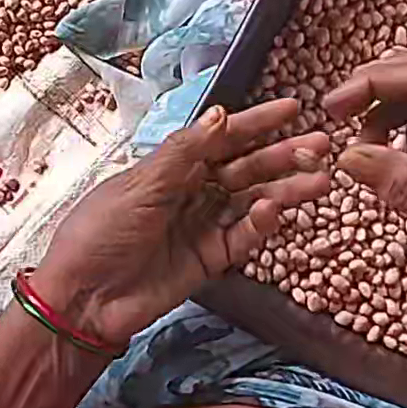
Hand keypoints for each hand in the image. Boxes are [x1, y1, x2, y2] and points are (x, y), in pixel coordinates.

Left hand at [30, 99, 331, 344]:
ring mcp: (203, 226)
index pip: (222, 138)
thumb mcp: (140, 185)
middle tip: (321, 145)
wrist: (85, 299)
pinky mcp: (210, 259)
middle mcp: (192, 192)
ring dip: (285, 191)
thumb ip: (184, 153)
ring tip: (320, 180)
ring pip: (251, 202)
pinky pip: (241, 237)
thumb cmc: (102, 232)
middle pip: (245, 169)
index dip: (256, 122)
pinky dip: (260, 225)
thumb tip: (221, 114)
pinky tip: (275, 211)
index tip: (292, 108)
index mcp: (172, 167)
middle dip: (282, 156)